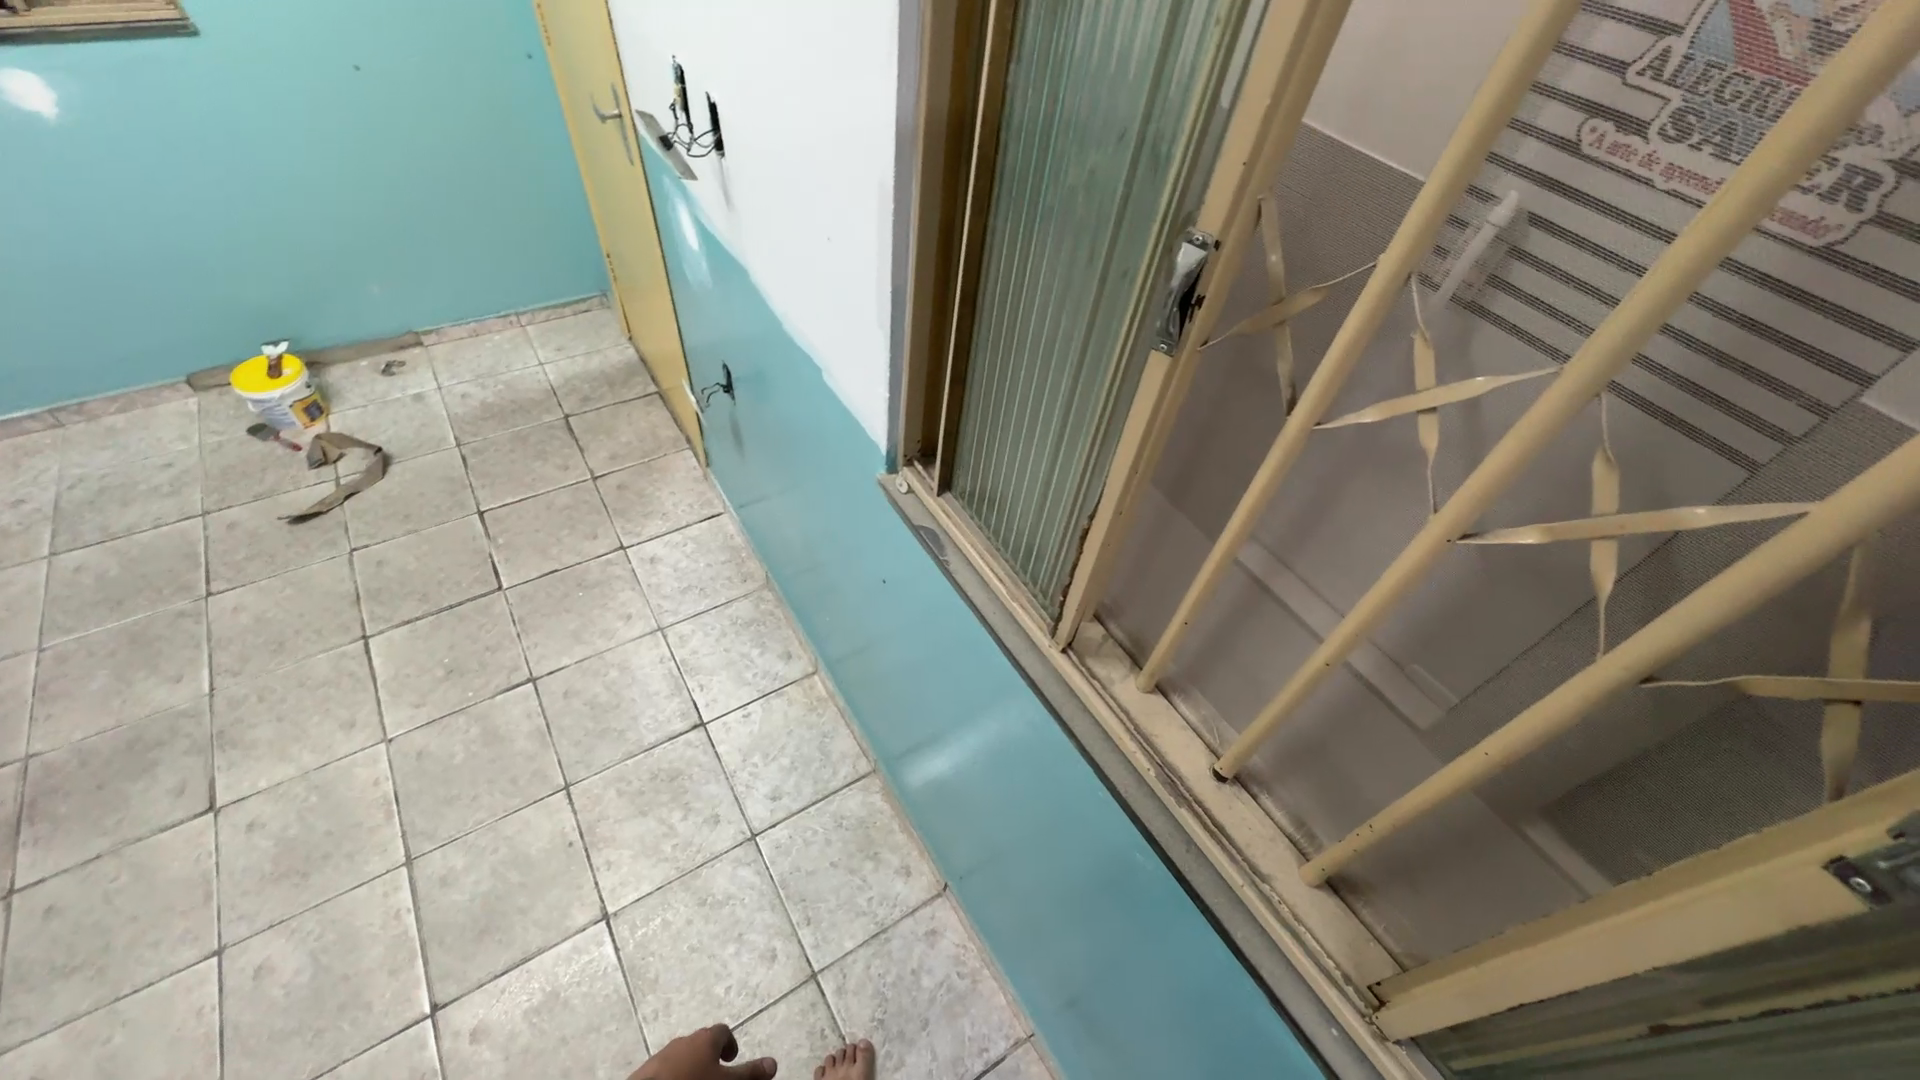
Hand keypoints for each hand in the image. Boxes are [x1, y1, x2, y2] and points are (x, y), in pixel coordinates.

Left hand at [628, 1023, 775, 1079]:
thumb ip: (749, 1073)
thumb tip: (773, 1063)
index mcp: (705, 1039)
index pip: (722, 1031)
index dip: (729, 1043)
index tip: (732, 1058)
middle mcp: (684, 1040)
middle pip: (701, 1042)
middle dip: (709, 1055)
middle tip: (716, 1074)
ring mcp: (662, 1055)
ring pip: (681, 1056)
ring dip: (689, 1066)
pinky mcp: (644, 1072)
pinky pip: (664, 1070)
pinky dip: (672, 1075)